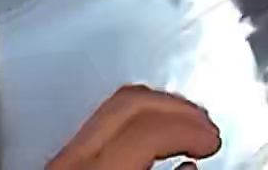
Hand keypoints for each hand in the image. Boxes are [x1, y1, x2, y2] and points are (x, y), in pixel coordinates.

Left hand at [46, 85, 220, 169]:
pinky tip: (149, 145)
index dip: (188, 127)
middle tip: (204, 126)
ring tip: (182, 128)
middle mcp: (66, 164)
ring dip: (155, 111)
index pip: (146, 130)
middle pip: (128, 104)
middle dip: (174, 108)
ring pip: (111, 110)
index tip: (212, 139)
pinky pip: (98, 130)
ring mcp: (55, 166)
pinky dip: (133, 126)